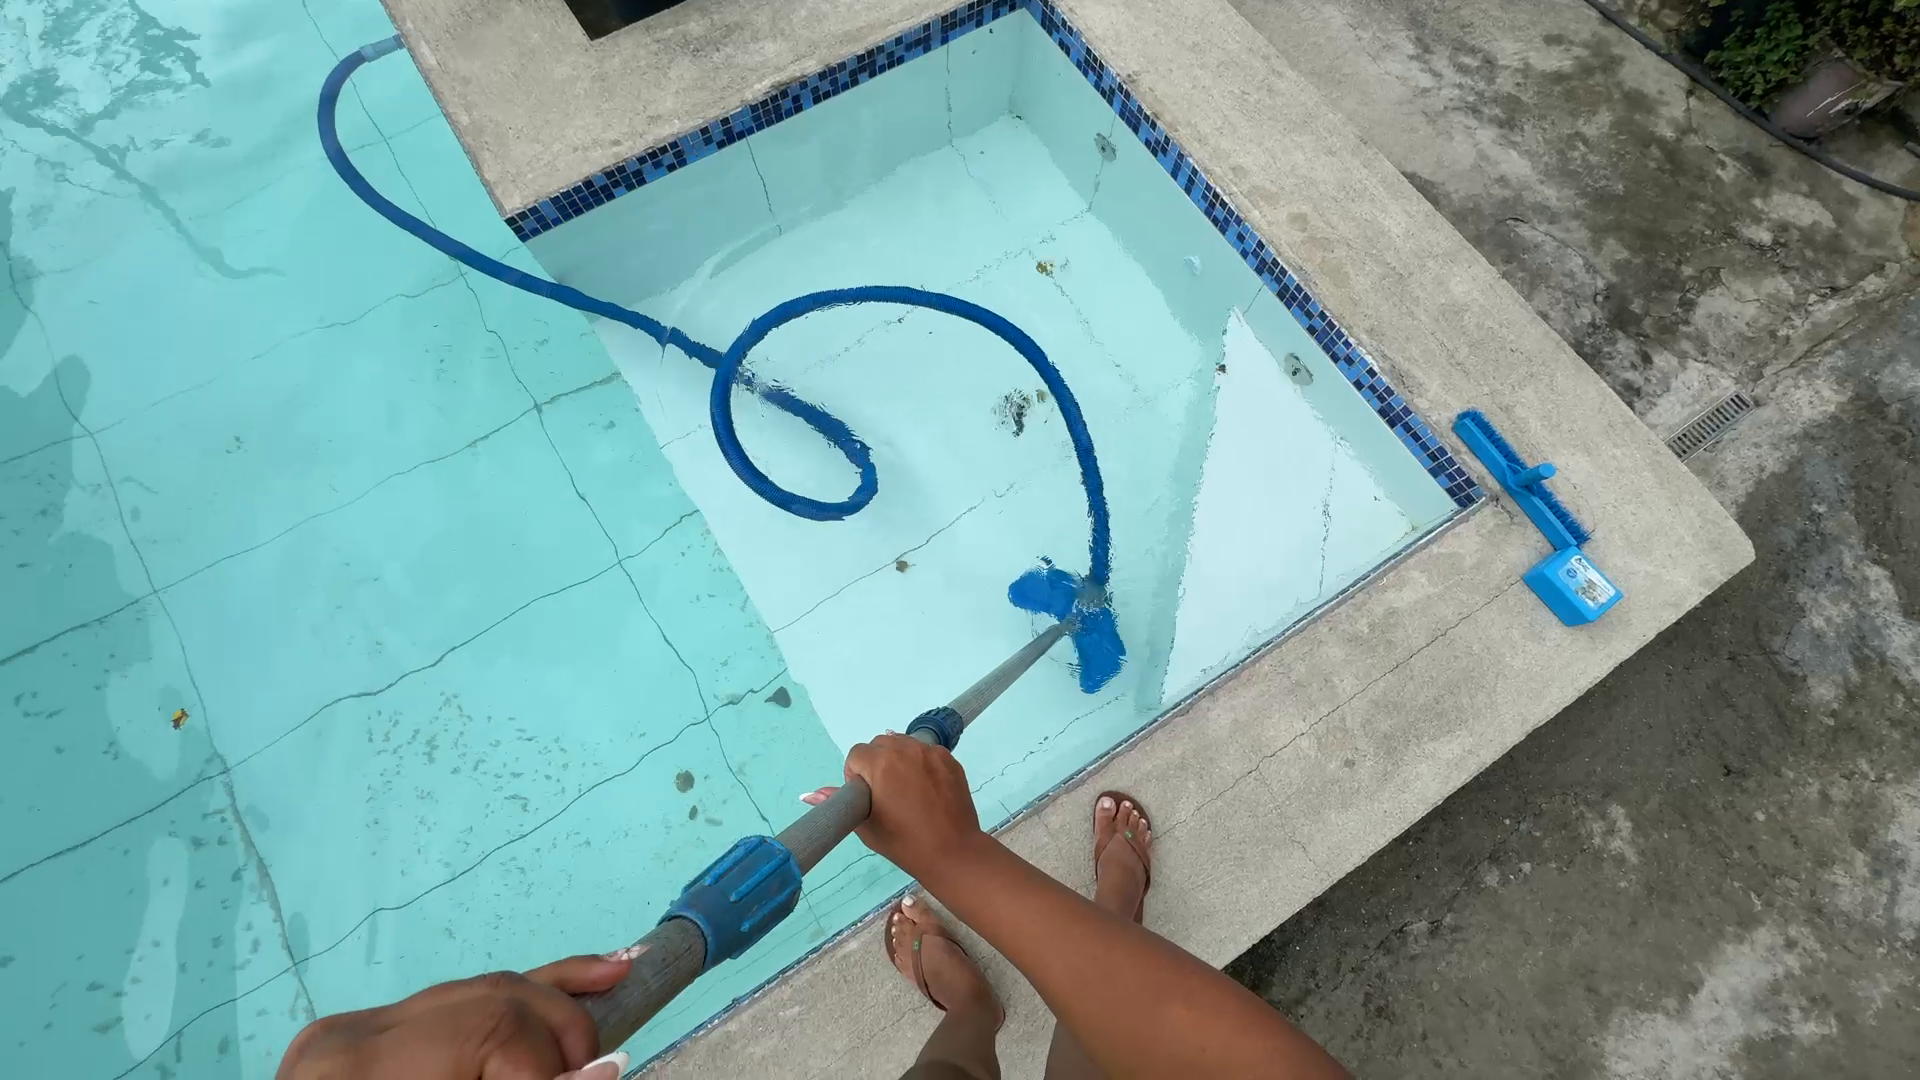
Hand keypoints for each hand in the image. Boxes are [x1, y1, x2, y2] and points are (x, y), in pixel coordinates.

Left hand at [275, 953, 637, 1079]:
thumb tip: (612, 1068)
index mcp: (361, 1069)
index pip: (495, 1032)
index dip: (550, 1069)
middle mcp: (357, 1033)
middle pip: (501, 1001)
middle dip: (562, 1039)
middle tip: (596, 1074)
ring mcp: (367, 1022)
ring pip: (494, 988)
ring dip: (559, 1004)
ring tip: (614, 1000)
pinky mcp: (381, 1026)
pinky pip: (471, 991)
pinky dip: (533, 984)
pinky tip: (596, 969)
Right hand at [803, 733, 985, 879]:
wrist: (952, 852)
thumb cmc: (904, 843)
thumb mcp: (866, 826)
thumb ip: (837, 803)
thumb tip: (807, 795)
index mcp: (881, 763)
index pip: (856, 754)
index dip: (857, 776)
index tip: (867, 798)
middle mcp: (906, 748)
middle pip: (880, 744)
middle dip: (876, 764)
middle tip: (885, 794)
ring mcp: (931, 751)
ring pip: (904, 743)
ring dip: (898, 759)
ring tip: (906, 790)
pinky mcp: (949, 758)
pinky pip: (926, 751)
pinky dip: (921, 763)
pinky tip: (926, 788)